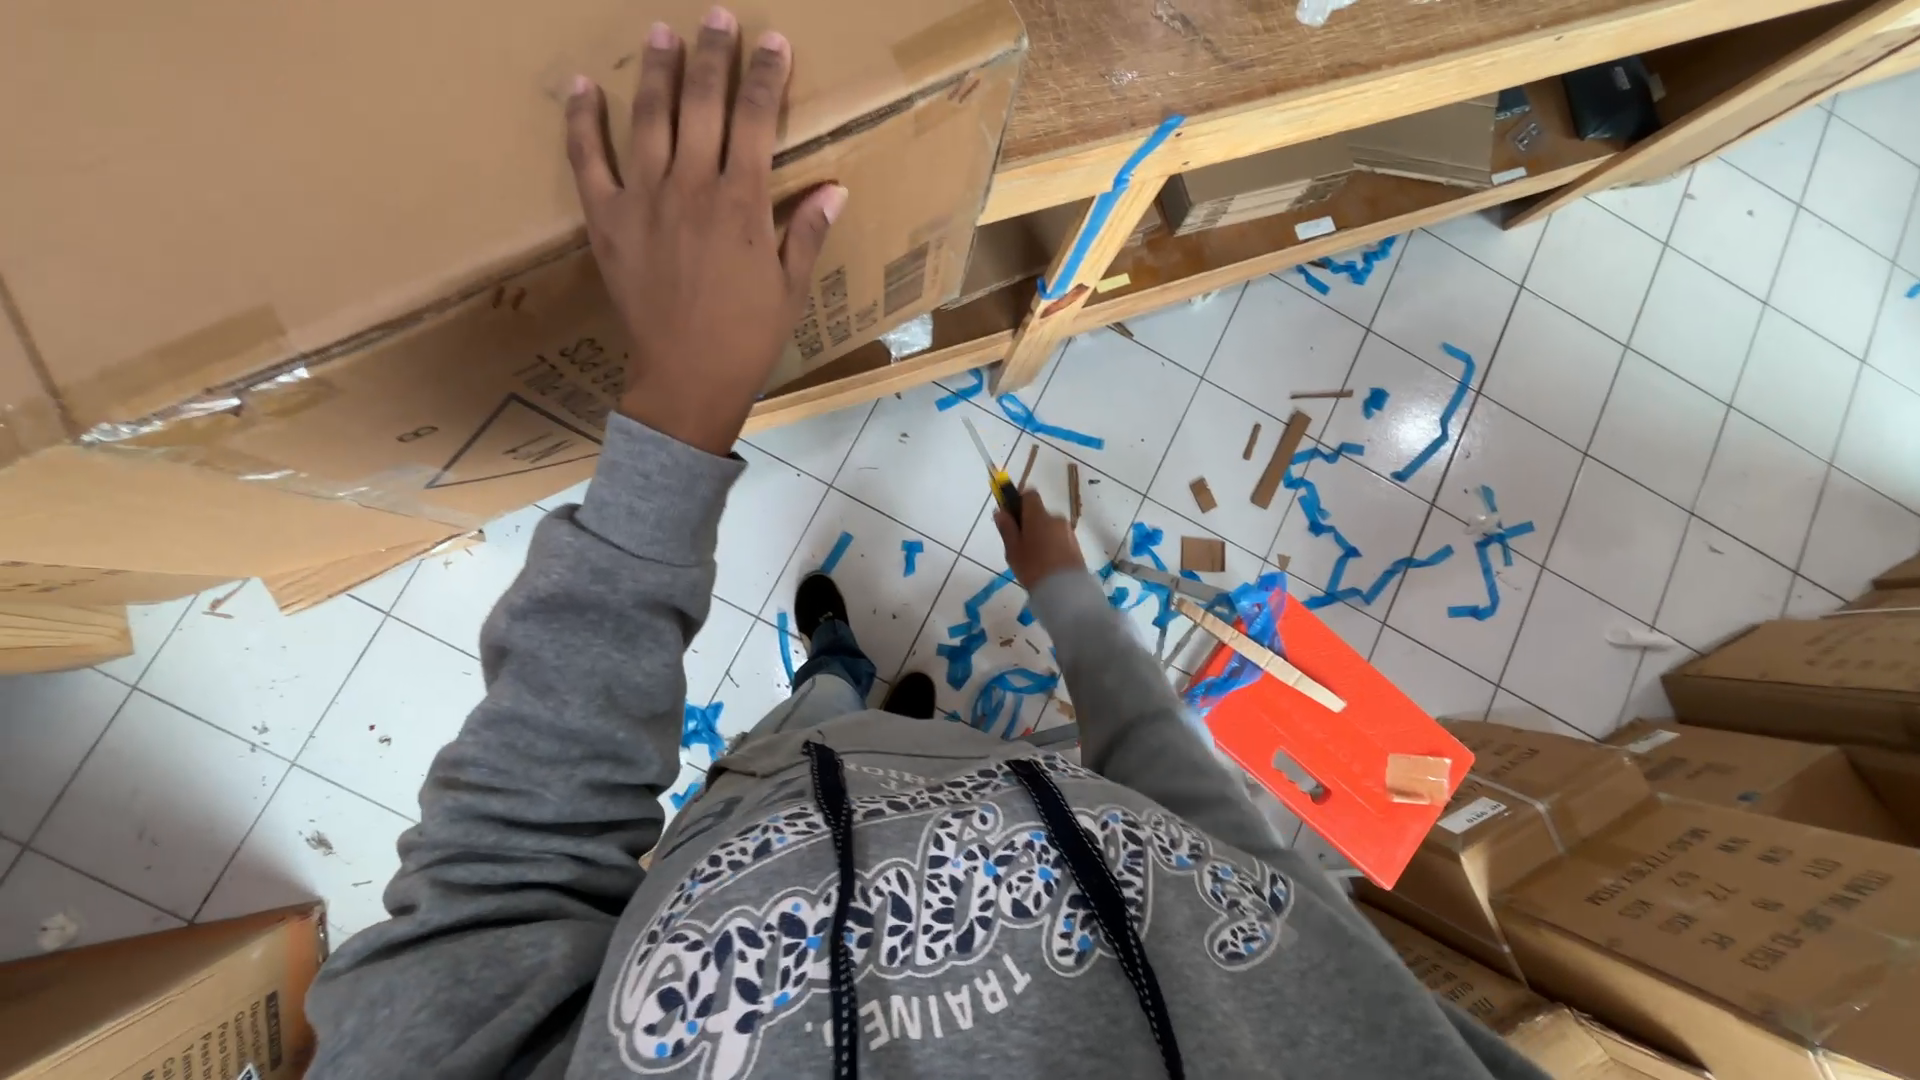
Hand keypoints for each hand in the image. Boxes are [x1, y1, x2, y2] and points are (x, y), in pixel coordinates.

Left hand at [565, 8, 846, 455]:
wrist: (688, 379)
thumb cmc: (748, 339)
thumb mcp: (790, 289)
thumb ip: (808, 233)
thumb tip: (834, 189)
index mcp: (743, 205)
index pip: (758, 121)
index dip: (767, 76)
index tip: (775, 43)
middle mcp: (692, 188)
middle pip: (702, 104)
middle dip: (713, 54)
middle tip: (718, 17)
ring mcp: (644, 200)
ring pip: (648, 118)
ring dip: (656, 70)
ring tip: (661, 32)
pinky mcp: (607, 221)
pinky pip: (588, 160)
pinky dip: (582, 121)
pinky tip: (583, 87)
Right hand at [995, 490, 1086, 589]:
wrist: (1065, 589)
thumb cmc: (1033, 567)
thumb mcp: (1013, 550)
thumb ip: (1007, 528)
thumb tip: (1000, 511)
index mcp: (1038, 515)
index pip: (1029, 495)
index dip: (1019, 501)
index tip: (1011, 516)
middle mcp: (1055, 518)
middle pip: (1039, 513)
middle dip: (1030, 523)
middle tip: (1019, 545)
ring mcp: (1068, 531)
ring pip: (1050, 527)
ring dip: (1041, 536)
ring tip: (1034, 559)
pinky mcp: (1076, 545)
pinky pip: (1059, 539)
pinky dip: (1051, 545)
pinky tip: (1046, 564)